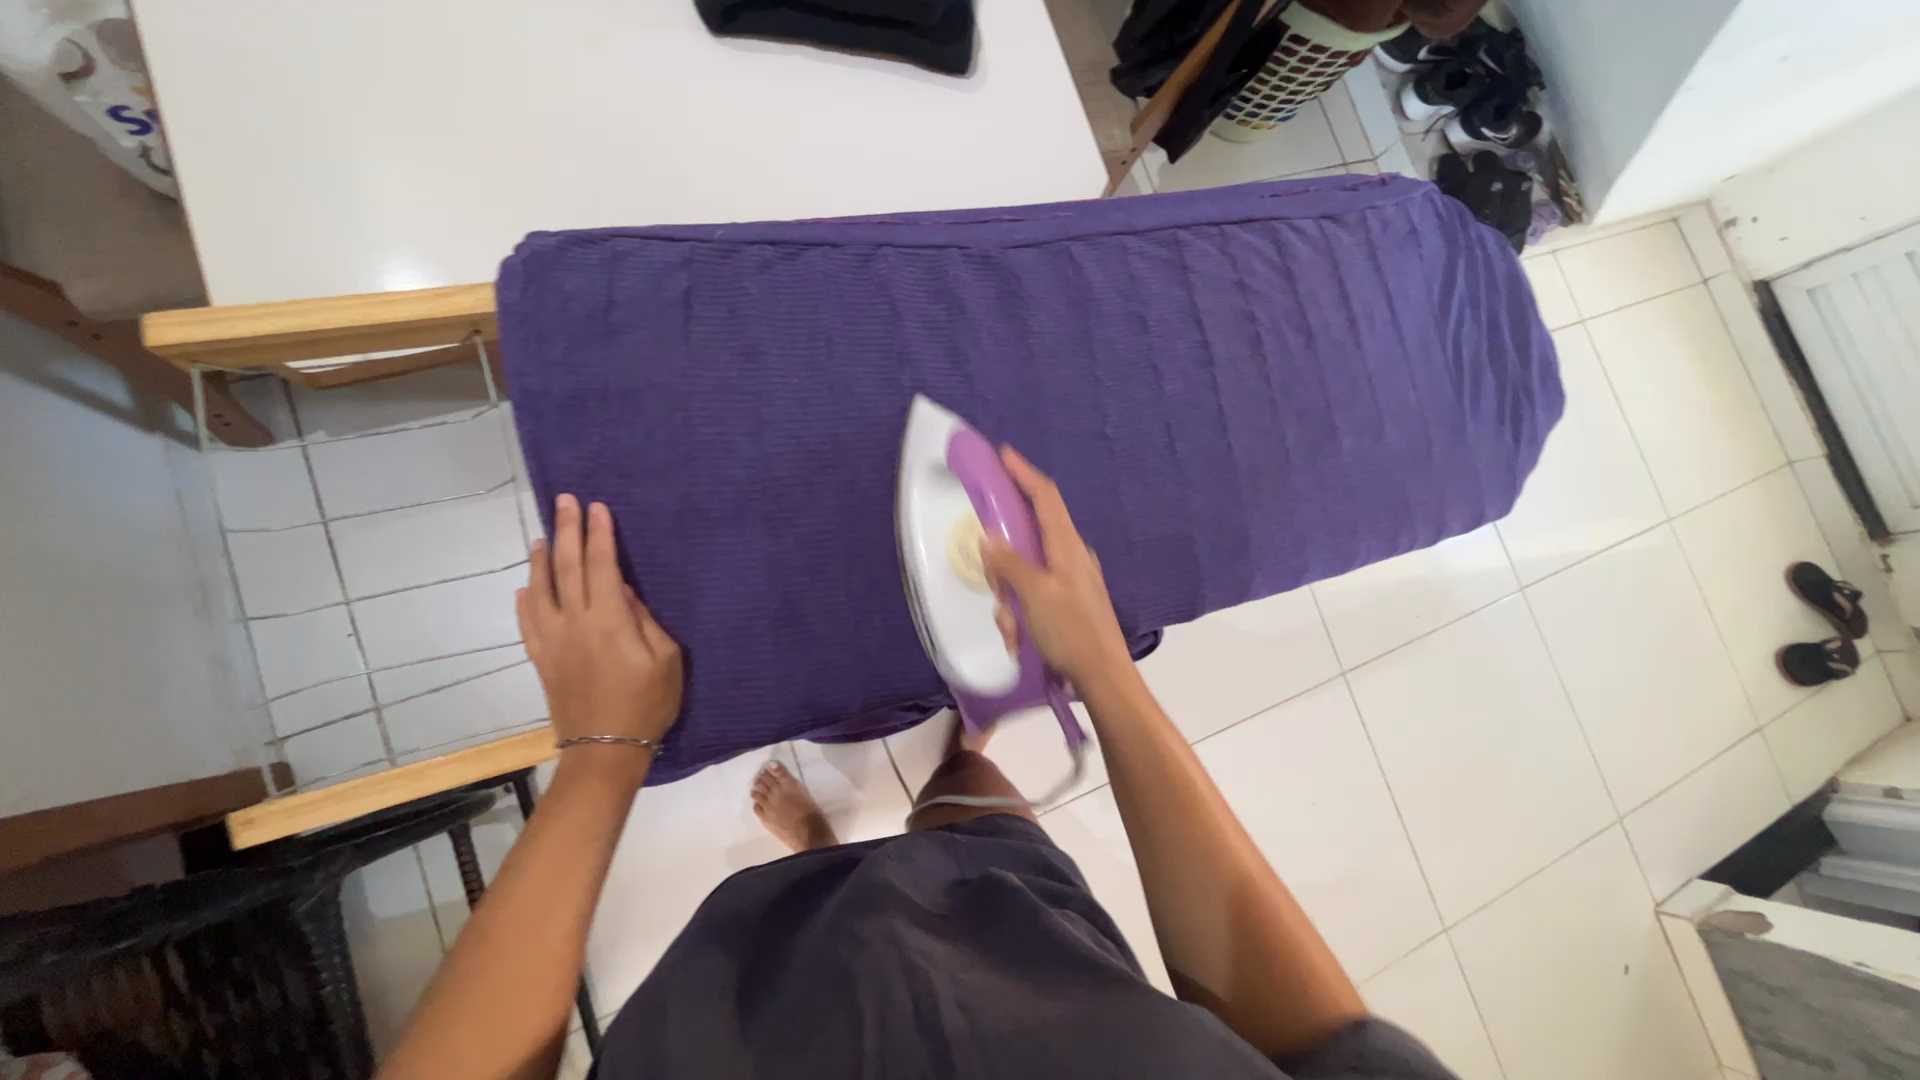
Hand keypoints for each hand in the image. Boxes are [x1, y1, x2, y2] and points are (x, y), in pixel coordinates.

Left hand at [519, 495, 682, 778]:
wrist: (606, 750)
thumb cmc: (647, 704)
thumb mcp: (666, 660)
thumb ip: (645, 620)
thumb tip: (624, 591)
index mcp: (609, 620)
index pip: (602, 565)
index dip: (599, 534)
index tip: (597, 506)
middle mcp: (574, 623)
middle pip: (568, 568)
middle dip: (567, 531)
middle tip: (565, 501)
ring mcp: (552, 641)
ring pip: (541, 590)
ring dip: (541, 559)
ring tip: (542, 536)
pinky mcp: (542, 659)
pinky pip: (528, 622)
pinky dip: (526, 599)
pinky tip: (525, 586)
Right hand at [979, 447, 1133, 689]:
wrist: (1103, 677)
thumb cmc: (1071, 631)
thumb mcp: (1033, 595)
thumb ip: (1009, 564)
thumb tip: (989, 537)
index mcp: (1067, 545)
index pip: (1044, 496)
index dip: (1023, 473)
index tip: (1003, 454)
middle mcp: (1071, 557)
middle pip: (1026, 541)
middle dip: (1004, 568)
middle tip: (998, 591)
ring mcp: (1071, 582)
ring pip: (1023, 577)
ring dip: (1011, 602)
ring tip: (1014, 631)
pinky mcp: (1067, 605)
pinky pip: (1032, 600)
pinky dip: (1021, 618)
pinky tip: (1022, 642)